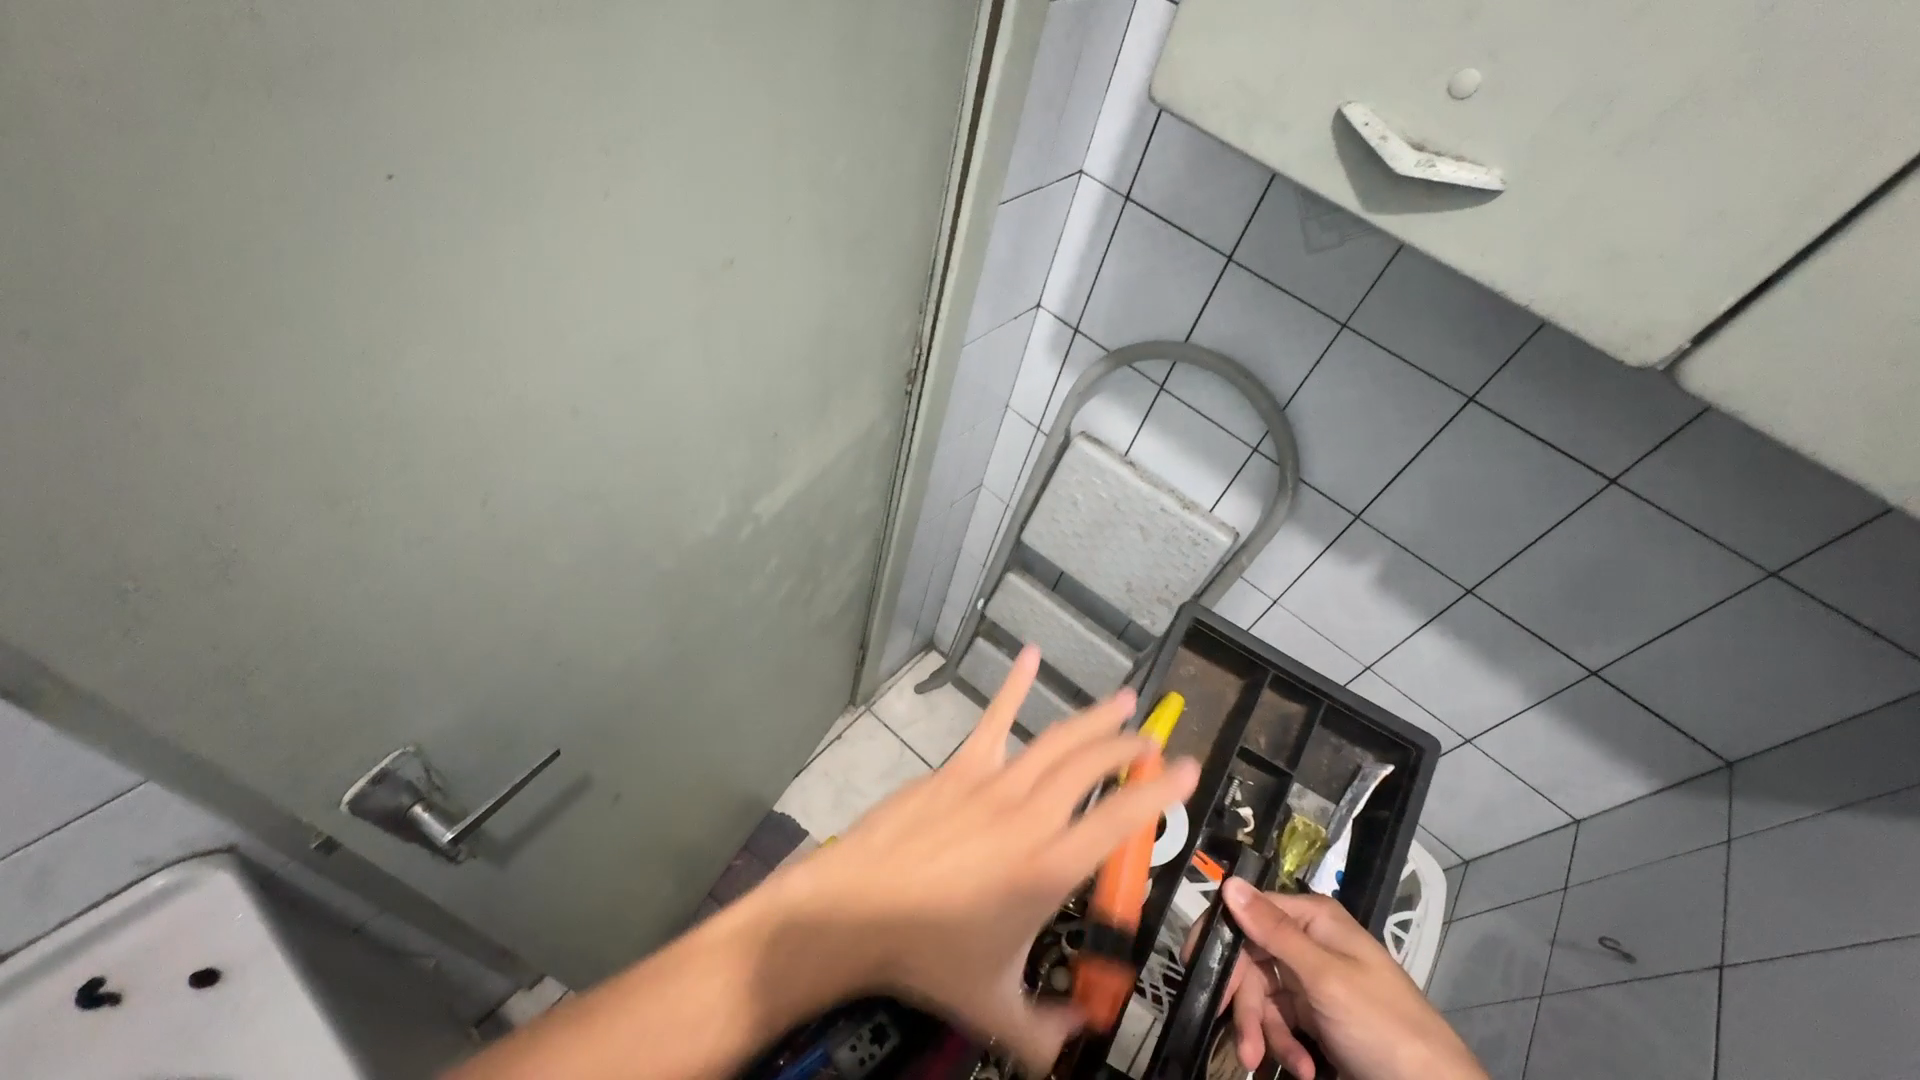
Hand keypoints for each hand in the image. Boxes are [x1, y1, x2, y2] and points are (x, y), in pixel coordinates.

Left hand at [762, 647, 1198, 1072]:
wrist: (856, 911)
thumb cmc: (928, 957)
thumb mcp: (994, 1007)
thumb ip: (1045, 1032)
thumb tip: (1076, 1041)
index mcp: (1051, 867)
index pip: (1122, 820)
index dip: (1161, 791)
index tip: (1188, 767)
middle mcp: (1033, 816)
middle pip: (1094, 769)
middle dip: (1129, 750)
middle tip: (1152, 739)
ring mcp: (994, 785)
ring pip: (1058, 741)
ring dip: (1095, 720)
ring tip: (1125, 700)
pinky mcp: (958, 769)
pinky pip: (994, 721)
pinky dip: (1014, 685)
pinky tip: (1029, 654)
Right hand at [1214, 880, 1486, 1079]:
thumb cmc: (1383, 1026)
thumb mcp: (1325, 978)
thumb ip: (1272, 931)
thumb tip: (1228, 881)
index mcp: (1313, 919)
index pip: (1248, 911)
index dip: (1219, 937)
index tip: (1195, 967)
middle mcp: (1308, 942)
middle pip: (1249, 960)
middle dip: (1245, 1004)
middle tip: (1243, 1042)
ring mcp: (1311, 981)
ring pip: (1260, 995)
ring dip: (1264, 1032)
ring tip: (1271, 1064)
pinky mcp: (1315, 1016)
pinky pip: (1279, 1022)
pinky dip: (1284, 1046)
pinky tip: (1303, 1068)